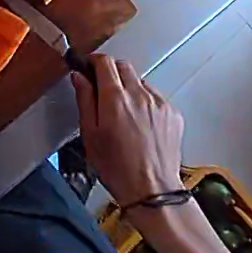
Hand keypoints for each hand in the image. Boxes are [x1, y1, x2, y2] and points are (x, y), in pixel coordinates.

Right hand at [71, 54, 183, 207]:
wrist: (152, 191)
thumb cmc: (116, 168)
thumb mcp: (90, 135)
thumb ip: (84, 100)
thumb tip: (79, 76)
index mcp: (115, 98)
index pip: (105, 62)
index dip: (94, 61)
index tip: (89, 68)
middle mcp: (139, 94)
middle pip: (124, 66)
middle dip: (111, 73)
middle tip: (103, 91)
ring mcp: (159, 102)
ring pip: (140, 82)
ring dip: (130, 89)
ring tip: (124, 115)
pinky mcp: (173, 113)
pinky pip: (156, 98)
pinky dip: (146, 103)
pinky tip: (141, 125)